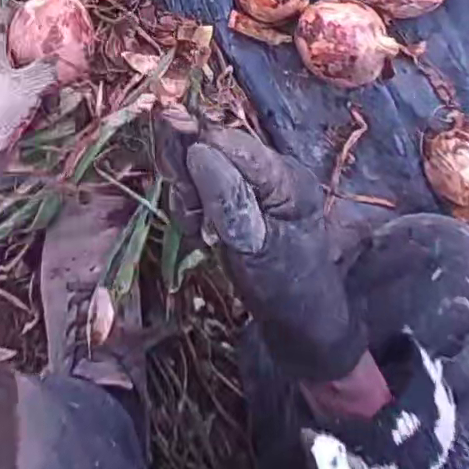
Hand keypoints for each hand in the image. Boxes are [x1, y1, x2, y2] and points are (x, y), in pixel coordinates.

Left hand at [0, 3, 58, 229]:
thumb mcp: (26, 85)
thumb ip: (46, 69)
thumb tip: (60, 61)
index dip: (12, 11)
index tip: (27, 7)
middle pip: (7, 49)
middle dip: (30, 50)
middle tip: (50, 50)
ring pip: (13, 76)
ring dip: (33, 81)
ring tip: (53, 89)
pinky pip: (14, 100)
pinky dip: (29, 102)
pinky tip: (41, 114)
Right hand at [159, 121, 366, 381]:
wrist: (300, 327)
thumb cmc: (286, 290)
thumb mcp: (257, 249)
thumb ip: (229, 200)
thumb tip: (198, 150)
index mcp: (286, 177)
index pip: (229, 141)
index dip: (192, 141)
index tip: (168, 164)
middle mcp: (271, 170)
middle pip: (211, 145)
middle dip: (187, 175)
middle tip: (192, 217)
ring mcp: (254, 182)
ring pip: (199, 165)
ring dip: (187, 195)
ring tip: (200, 232)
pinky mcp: (239, 195)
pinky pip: (201, 185)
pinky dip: (191, 206)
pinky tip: (202, 233)